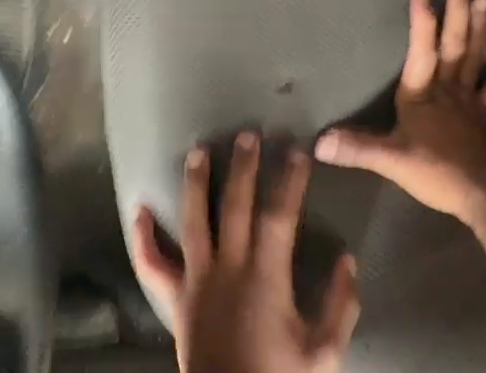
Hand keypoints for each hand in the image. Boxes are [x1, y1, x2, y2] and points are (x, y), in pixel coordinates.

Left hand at [132, 132, 360, 372]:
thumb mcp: (323, 353)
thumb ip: (339, 305)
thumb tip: (347, 260)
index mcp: (267, 276)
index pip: (279, 214)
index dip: (289, 180)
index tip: (296, 150)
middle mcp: (229, 267)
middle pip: (234, 205)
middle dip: (242, 167)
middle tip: (247, 134)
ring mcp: (197, 280)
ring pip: (193, 221)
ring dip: (195, 183)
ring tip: (197, 150)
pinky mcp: (175, 299)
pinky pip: (152, 264)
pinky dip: (143, 237)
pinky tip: (138, 207)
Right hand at [314, 0, 485, 226]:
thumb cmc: (440, 172)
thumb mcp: (392, 161)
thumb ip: (357, 148)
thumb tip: (317, 141)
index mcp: (421, 95)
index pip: (420, 52)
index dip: (421, 24)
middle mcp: (447, 89)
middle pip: (453, 45)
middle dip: (456, 12)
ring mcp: (471, 100)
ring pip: (474, 56)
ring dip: (480, 27)